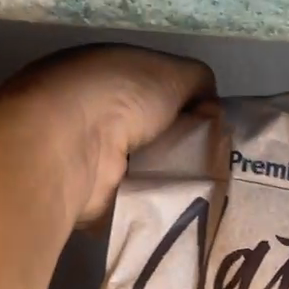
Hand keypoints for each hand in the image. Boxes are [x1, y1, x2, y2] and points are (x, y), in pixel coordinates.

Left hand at [0, 45, 214, 222]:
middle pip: (154, 141)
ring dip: (173, 185)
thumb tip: (212, 109)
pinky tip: (185, 216)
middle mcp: (95, 119)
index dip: (187, 114)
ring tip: (209, 197)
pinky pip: (136, 208)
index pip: (155, 97)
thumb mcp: (172, 72)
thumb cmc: (120, 95)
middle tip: (218, 171)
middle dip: (183, 154)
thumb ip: (198, 84)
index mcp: (107, 79)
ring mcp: (91, 163)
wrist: (71, 146)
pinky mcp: (94, 204)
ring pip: (147, 177)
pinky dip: (156, 212)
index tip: (215, 135)